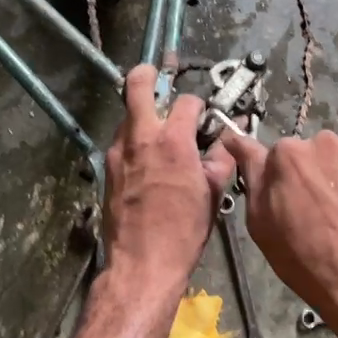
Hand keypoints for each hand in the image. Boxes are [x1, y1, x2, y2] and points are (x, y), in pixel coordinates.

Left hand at [102, 65, 235, 287]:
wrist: (141, 265)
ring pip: (128, 113)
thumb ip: (221, 160)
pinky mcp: (107, 166)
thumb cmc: (183, 231)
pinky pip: (122, 139)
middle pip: (137, 83)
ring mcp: (119, 150)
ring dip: (143, 113)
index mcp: (172, 142)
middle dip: (149, 73)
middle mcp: (141, 137)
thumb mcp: (213, 194)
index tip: (203, 119)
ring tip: (159, 132)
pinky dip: (135, 138)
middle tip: (160, 75)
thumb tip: (229, 140)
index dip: (198, 106)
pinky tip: (148, 159)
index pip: (186, 101)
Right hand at [222, 131, 337, 323]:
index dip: (285, 178)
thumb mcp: (260, 220)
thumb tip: (235, 139)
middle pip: (315, 153)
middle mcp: (322, 140)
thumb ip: (251, 173)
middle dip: (317, 174)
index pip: (279, 155)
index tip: (293, 199)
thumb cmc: (303, 256)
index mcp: (286, 152)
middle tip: (323, 212)